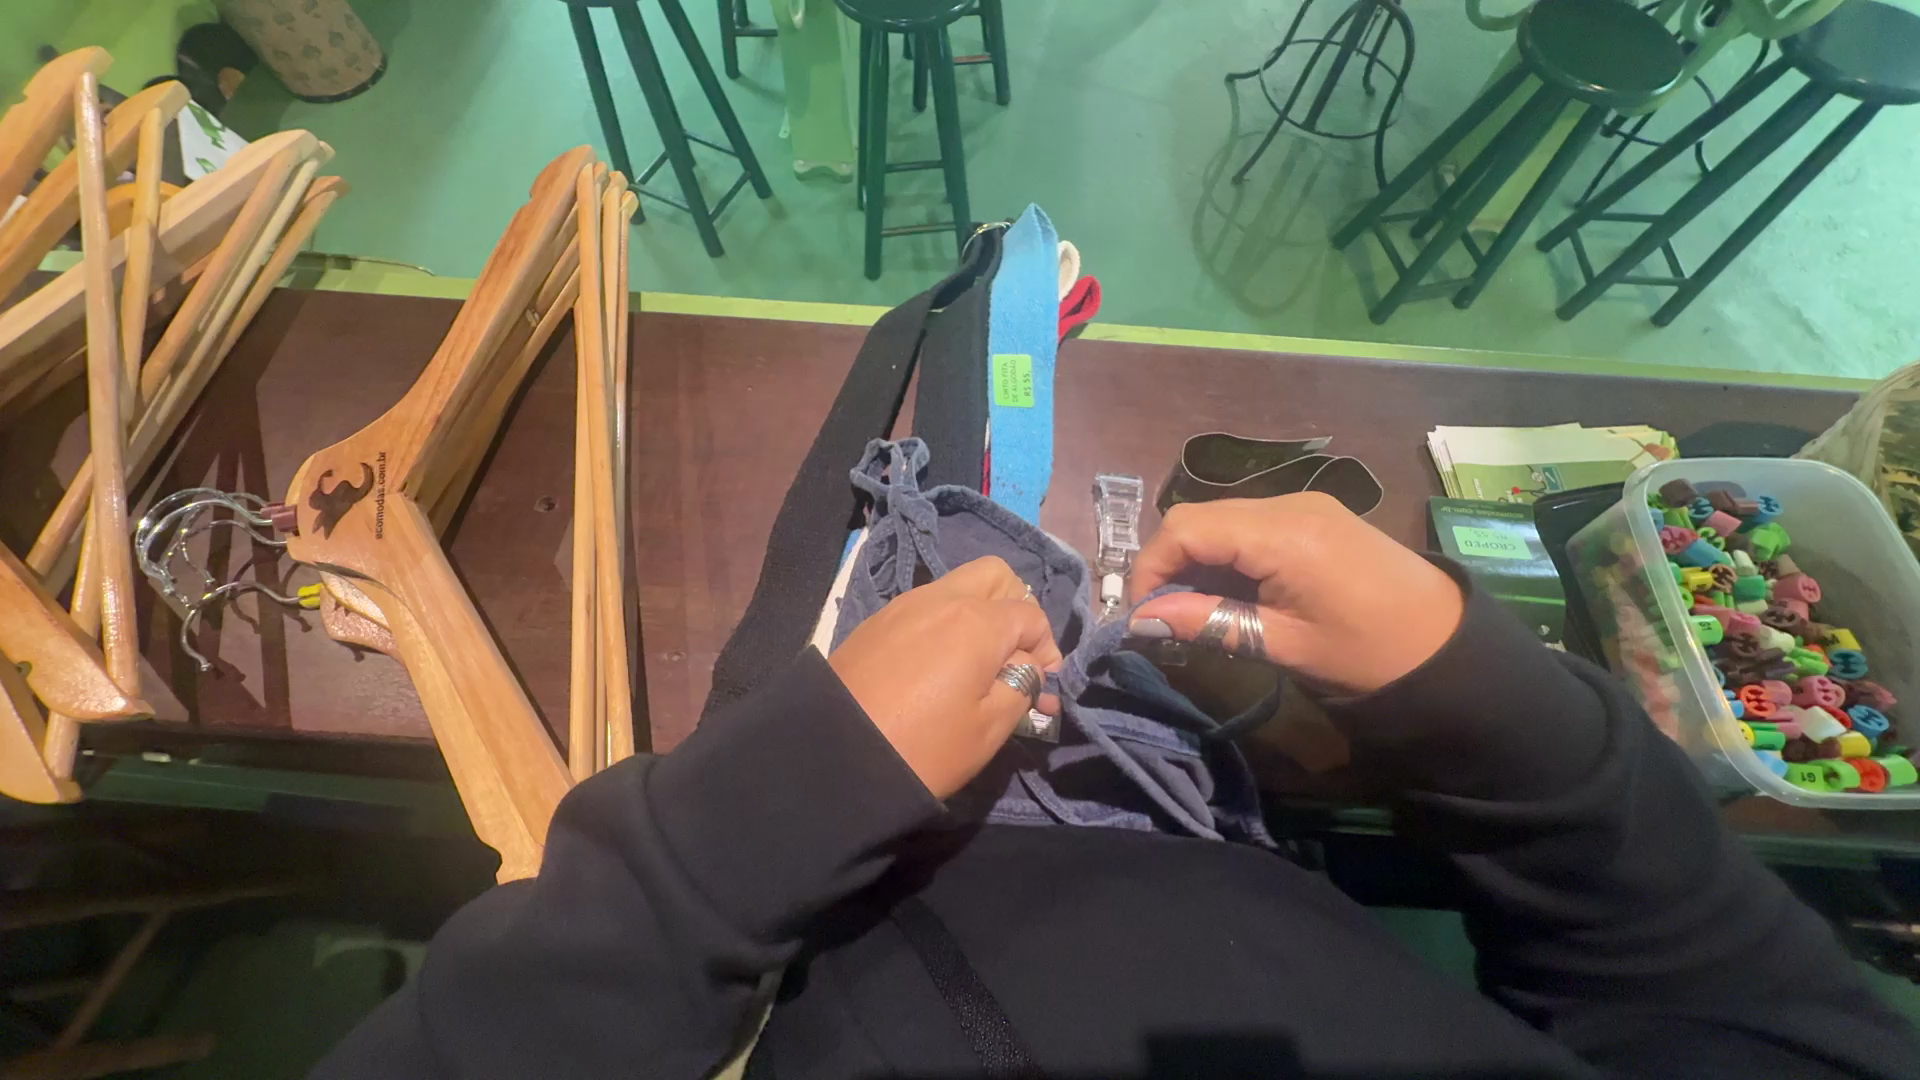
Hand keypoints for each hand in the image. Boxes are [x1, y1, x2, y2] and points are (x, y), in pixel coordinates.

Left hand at [829, 557, 1063, 797]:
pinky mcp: (879, 620)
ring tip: (976, 663)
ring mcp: (906, 604)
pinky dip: (945, 622)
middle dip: (1016, 608)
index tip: (1040, 689)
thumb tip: (1029, 667)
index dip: (1047, 651)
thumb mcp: (988, 729)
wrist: (833, 755)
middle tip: (1012, 656)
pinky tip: (938, 664)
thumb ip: (1021, 687)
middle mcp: (944, 598)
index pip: (1032, 615)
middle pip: (996, 575)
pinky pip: (926, 605)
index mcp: (978, 621)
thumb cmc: (922, 746)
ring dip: (979, 612)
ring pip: (959, 585)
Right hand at [1130, 494, 1463, 695]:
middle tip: (1169, 614)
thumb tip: (1139, 620)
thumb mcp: (1281, 644)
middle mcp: (1286, 503)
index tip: (1145, 615)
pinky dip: (1225, 552)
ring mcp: (1301, 504)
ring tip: (1200, 607)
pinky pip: (1246, 523)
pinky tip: (1234, 589)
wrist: (1450, 646)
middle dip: (1169, 563)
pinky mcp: (1311, 513)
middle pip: (1196, 517)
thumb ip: (1206, 623)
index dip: (1150, 568)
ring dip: (1196, 558)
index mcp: (1281, 534)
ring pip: (1218, 518)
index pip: (1183, 529)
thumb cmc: (1367, 653)